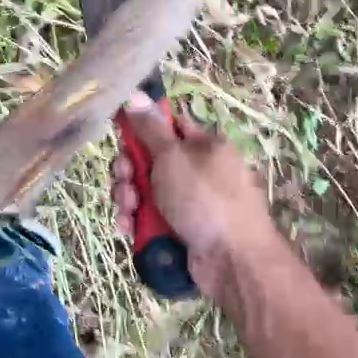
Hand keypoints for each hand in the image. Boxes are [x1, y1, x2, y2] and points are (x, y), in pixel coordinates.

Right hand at [111, 94, 281, 290]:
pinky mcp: (181, 228)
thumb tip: (134, 93)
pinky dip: (136, 219)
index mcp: (205, 147)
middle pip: (148, 159)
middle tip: (125, 179)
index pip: (166, 126)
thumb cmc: (205, 200)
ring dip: (128, 197)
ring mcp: (190, 201)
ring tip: (128, 210)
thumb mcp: (172, 157)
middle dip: (128, 171)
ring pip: (144, 189)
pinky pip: (149, 214)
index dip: (140, 130)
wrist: (235, 264)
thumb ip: (148, 127)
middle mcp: (199, 171)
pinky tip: (129, 227)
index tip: (123, 138)